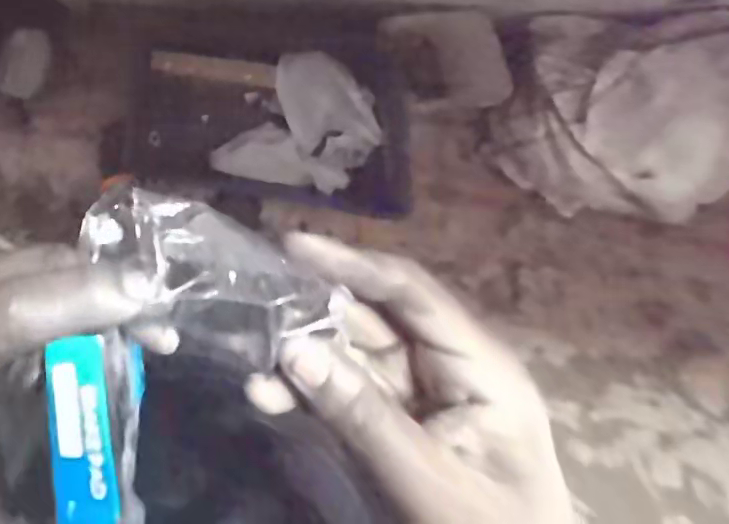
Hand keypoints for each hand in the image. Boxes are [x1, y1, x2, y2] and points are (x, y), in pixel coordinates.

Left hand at [0, 244, 148, 523]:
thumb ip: (59, 493)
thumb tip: (132, 506)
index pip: (4, 315)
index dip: (75, 297)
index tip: (143, 297)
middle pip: (34, 271)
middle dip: (104, 289)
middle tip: (161, 327)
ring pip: (38, 255)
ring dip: (93, 280)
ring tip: (137, 317)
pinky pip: (31, 254)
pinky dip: (71, 273)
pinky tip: (94, 301)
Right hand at [278, 233, 573, 523]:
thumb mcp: (431, 484)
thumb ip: (362, 415)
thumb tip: (291, 348)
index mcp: (478, 362)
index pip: (409, 291)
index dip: (351, 263)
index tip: (294, 245)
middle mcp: (442, 359)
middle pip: (368, 313)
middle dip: (309, 308)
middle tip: (254, 298)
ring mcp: (414, 385)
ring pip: (345, 346)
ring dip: (298, 352)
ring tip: (250, 357)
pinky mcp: (390, 410)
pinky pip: (338, 384)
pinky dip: (303, 388)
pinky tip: (266, 395)